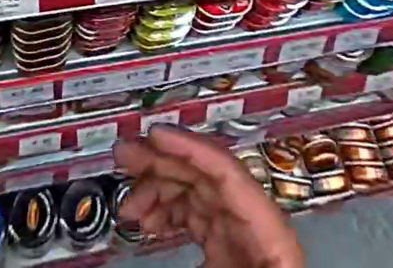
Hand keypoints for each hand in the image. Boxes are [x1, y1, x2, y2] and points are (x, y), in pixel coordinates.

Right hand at [113, 127, 302, 267]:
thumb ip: (183, 260)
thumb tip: (137, 228)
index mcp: (269, 237)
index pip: (227, 173)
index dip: (188, 148)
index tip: (152, 136)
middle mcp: (257, 227)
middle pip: (207, 177)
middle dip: (163, 163)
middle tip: (123, 156)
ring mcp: (244, 239)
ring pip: (198, 195)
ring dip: (160, 190)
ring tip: (128, 204)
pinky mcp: (230, 253)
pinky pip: (197, 217)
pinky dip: (169, 213)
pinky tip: (147, 220)